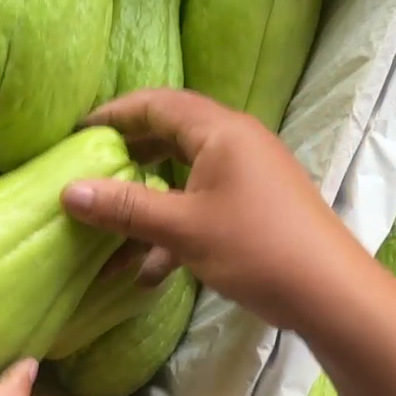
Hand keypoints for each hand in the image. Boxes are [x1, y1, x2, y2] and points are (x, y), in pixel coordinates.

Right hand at [61, 89, 362, 329]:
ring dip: (144, 203)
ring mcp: (243, 178)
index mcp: (220, 132)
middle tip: (87, 173)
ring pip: (180, 179)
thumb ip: (125, 208)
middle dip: (125, 157)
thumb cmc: (256, 248)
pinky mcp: (248, 210)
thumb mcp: (183, 228)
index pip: (157, 104)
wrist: (327, 291)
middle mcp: (233, 145)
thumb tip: (68, 191)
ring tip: (106, 226)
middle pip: (168, 138)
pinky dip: (169, 231)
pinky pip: (197, 209)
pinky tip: (144, 271)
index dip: (114, 114)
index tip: (76, 134)